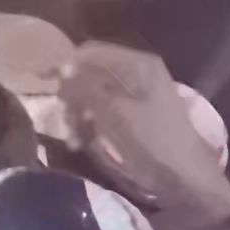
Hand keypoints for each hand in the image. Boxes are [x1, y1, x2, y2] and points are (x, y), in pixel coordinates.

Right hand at [61, 42, 229, 218]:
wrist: (183, 176)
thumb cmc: (153, 139)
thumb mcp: (115, 111)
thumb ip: (86, 87)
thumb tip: (60, 68)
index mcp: (136, 65)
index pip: (90, 52)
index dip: (66, 66)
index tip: (45, 84)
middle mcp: (133, 74)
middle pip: (87, 74)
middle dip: (70, 96)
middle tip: (63, 118)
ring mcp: (130, 96)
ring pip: (88, 96)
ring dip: (75, 115)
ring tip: (72, 138)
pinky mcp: (127, 116)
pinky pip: (97, 112)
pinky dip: (86, 126)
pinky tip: (80, 143)